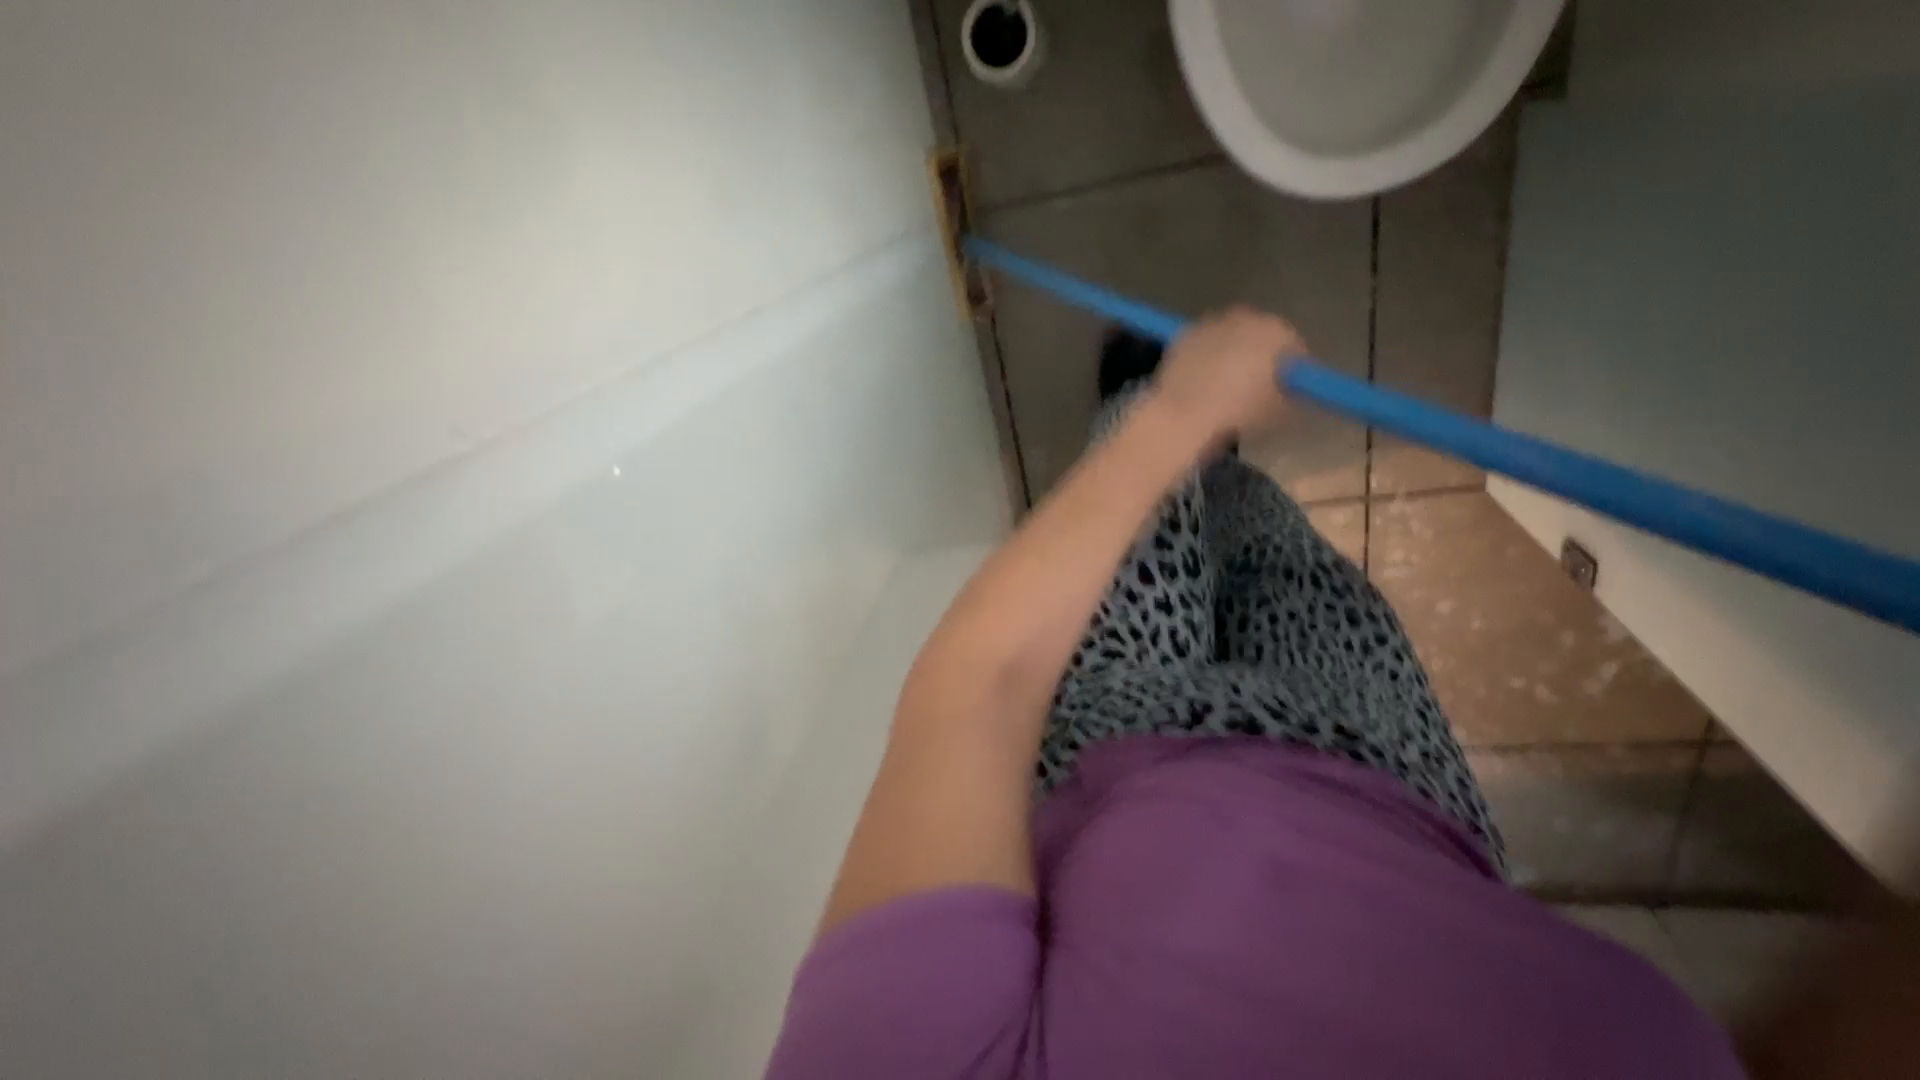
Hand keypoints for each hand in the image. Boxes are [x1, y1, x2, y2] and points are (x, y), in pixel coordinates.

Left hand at [1151, 306, 1304, 443]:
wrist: (1184, 412)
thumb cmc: (1238, 410)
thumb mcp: (1278, 410)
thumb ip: (1292, 396)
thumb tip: (1291, 393)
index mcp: (1275, 332)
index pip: (1294, 346)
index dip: (1294, 368)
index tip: (1290, 387)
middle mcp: (1246, 317)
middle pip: (1262, 335)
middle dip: (1263, 355)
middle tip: (1259, 383)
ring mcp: (1212, 322)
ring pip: (1231, 336)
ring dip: (1234, 352)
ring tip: (1228, 381)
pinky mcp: (1185, 334)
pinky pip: (1205, 344)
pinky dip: (1208, 355)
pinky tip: (1203, 378)